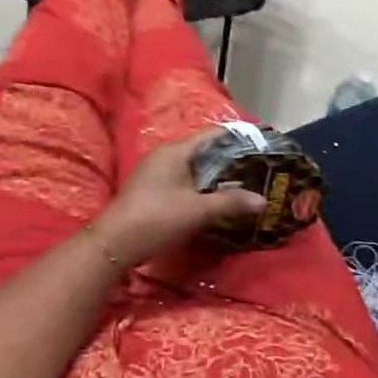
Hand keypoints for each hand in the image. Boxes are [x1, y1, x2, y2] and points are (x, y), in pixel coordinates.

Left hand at [93, 132, 266, 265]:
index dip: (239, 139)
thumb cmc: (156, 218)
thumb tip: (262, 201)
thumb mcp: (197, 211)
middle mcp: (165, 156)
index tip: (262, 148)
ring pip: (194, 169)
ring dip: (216, 178)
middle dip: (231, 162)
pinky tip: (215, 202)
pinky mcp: (152, 191)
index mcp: (175, 151)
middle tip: (258, 172)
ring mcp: (155, 173)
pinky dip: (201, 189)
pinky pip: (184, 182)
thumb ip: (230, 202)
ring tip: (242, 187)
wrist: (114, 243)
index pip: (213, 135)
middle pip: (204, 152)